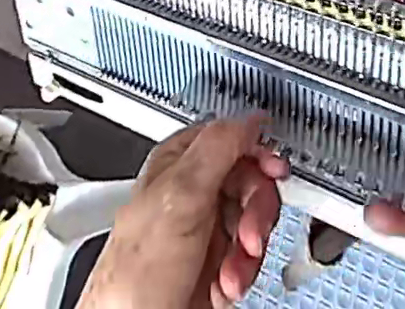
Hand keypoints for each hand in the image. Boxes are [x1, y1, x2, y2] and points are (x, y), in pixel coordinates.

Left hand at [78, 114, 289, 308]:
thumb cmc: (132, 283)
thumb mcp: (180, 198)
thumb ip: (218, 148)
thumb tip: (251, 118)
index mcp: (179, 165)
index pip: (233, 137)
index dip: (257, 153)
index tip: (273, 170)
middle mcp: (192, 194)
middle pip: (251, 180)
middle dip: (257, 210)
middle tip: (249, 232)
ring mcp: (203, 231)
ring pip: (254, 219)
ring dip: (251, 249)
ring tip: (232, 270)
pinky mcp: (213, 265)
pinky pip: (249, 255)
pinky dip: (243, 272)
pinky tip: (225, 285)